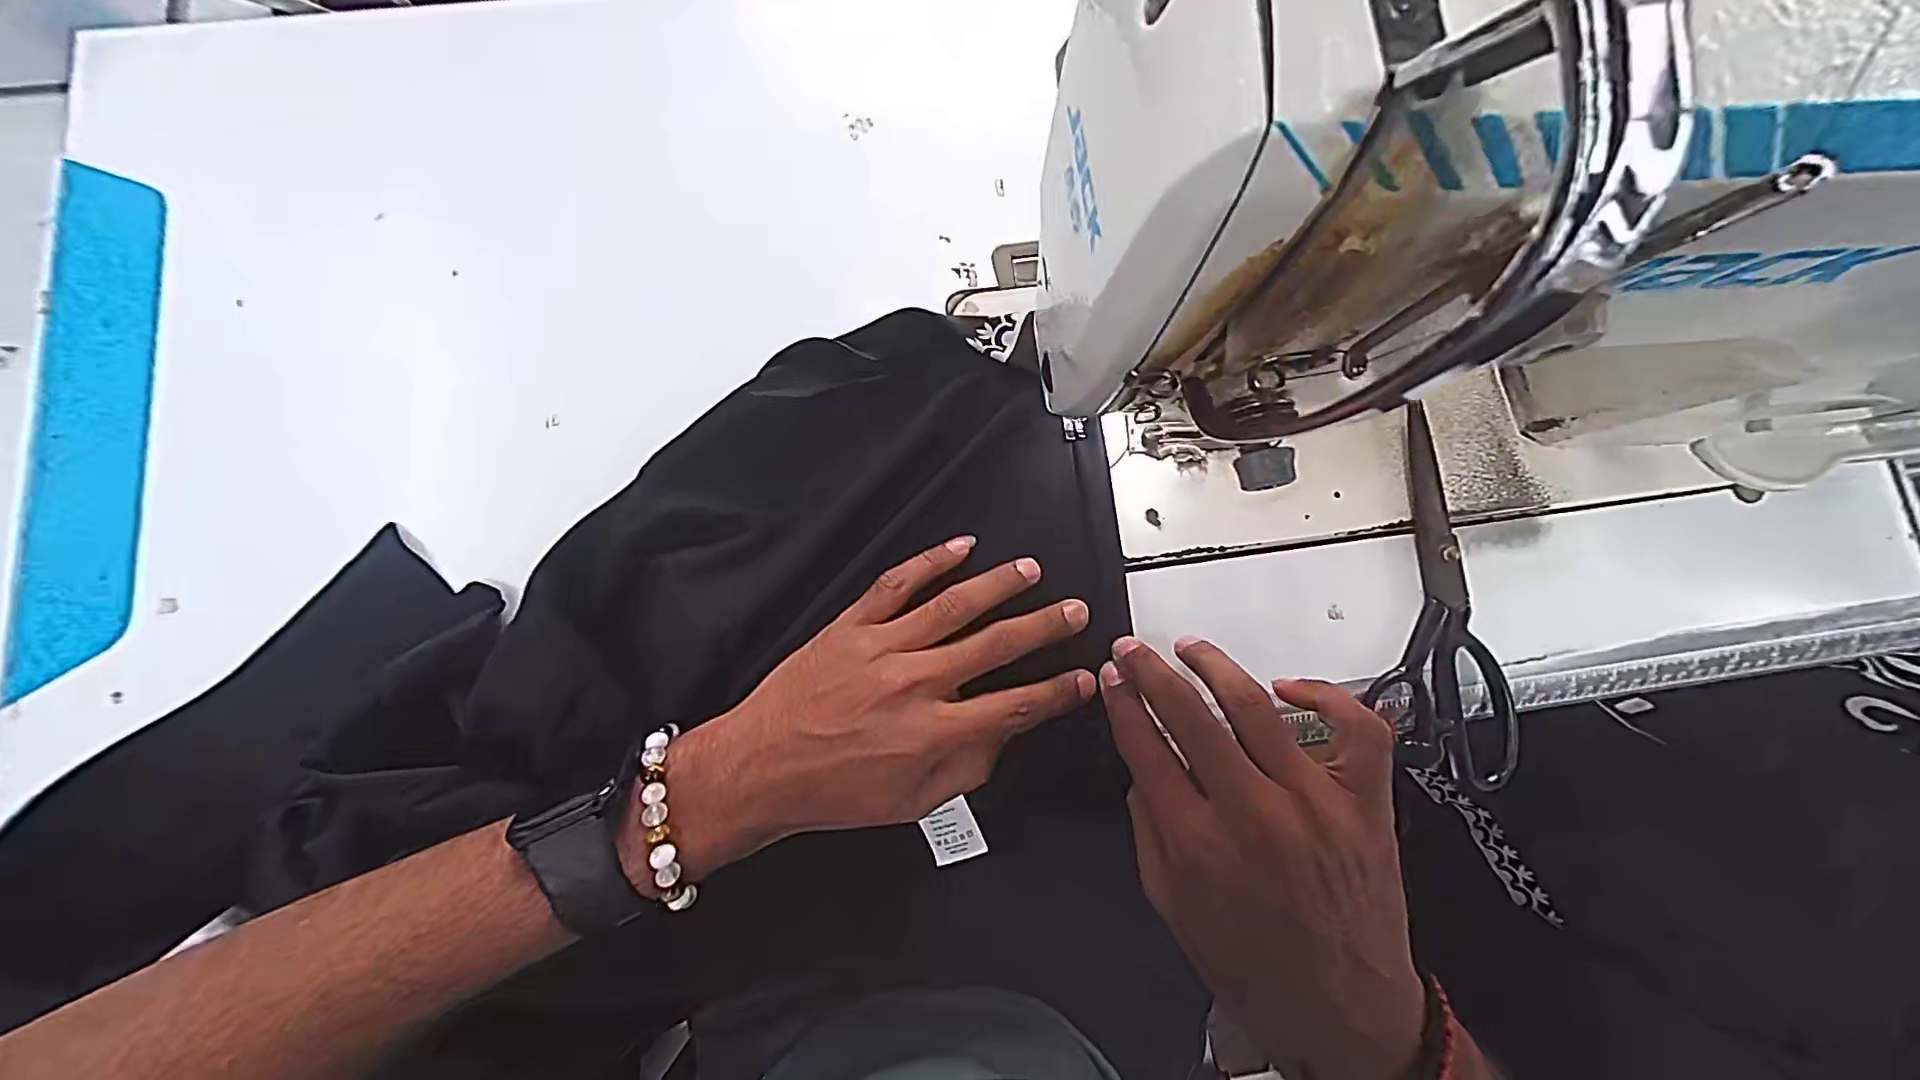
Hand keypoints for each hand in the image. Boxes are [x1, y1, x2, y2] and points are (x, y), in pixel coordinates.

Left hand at [620, 536, 1095, 885]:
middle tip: (1072, 611)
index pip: (1015, 704)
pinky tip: (958, 548)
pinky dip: (931, 562)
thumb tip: (1000, 735)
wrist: (760, 767)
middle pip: (996, 644)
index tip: (1080, 678)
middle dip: (1044, 626)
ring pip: (954, 605)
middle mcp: (913, 683)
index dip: (1057, 691)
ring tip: (1029, 571)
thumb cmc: (828, 788)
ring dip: (1000, 585)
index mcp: (932, 731)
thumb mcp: (910, 801)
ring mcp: (882, 648)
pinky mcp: (852, 627)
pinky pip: (897, 584)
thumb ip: (966, 767)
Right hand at [1102, 636, 1424, 1079]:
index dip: (1121, 700)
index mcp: (1197, 842)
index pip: (1143, 743)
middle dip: (1149, 670)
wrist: (1345, 1015)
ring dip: (1213, 665)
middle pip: (1188, 713)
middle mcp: (1251, 815)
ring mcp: (1312, 804)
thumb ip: (1147, 830)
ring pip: (1255, 706)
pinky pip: (1356, 729)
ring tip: (1191, 648)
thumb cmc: (1257, 967)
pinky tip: (1290, 686)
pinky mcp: (1363, 805)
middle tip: (1134, 650)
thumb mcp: (1170, 904)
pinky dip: (1325, 695)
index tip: (1113, 678)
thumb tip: (1140, 769)